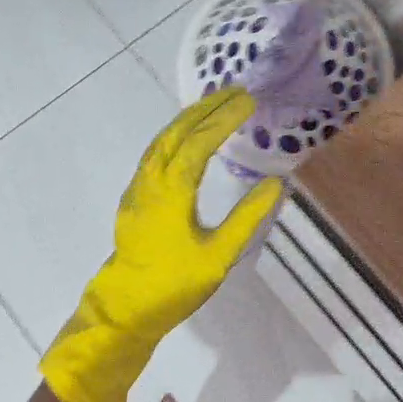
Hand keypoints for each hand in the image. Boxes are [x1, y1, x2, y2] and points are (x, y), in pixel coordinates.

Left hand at [39, 87, 283, 401]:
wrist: (125, 310)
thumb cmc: (174, 285)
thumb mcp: (219, 256)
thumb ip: (247, 217)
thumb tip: (277, 182)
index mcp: (171, 191)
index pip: (200, 142)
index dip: (225, 118)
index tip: (249, 101)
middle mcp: (151, 180)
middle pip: (177, 132)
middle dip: (206, 108)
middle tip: (236, 91)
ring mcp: (138, 187)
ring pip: (161, 140)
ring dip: (188, 118)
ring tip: (216, 103)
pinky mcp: (135, 196)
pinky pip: (155, 153)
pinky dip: (175, 134)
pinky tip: (189, 136)